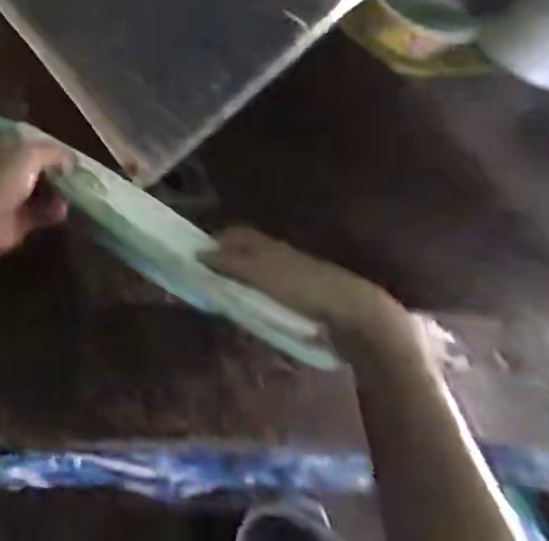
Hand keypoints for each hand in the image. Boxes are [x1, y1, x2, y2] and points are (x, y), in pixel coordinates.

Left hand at [0, 140, 71, 257]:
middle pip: (39, 169)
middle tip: (79, 176)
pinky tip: (63, 210)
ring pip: (42, 192)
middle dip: (58, 172)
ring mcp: (13, 196)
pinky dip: (54, 212)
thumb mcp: (31, 153)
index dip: (52, 148)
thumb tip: (69, 162)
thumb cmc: (3, 178)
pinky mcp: (19, 220)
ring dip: (58, 193)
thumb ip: (54, 152)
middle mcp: (8, 171)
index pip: (31, 143)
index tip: (72, 155)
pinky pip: (42, 213)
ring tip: (74, 193)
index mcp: (6, 149)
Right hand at [207, 226, 415, 357]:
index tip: (196, 259)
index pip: (234, 234)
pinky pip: (272, 294)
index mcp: (266, 243)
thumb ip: (228, 263)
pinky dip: (258, 300)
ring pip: (258, 274)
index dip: (215, 242)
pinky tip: (253, 315)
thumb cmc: (302, 287)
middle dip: (226, 264)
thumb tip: (197, 253)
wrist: (352, 314)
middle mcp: (277, 255)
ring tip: (227, 302)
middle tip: (207, 283)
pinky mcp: (303, 300)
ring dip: (242, 284)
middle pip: (245, 253)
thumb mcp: (260, 272)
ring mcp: (292, 278)